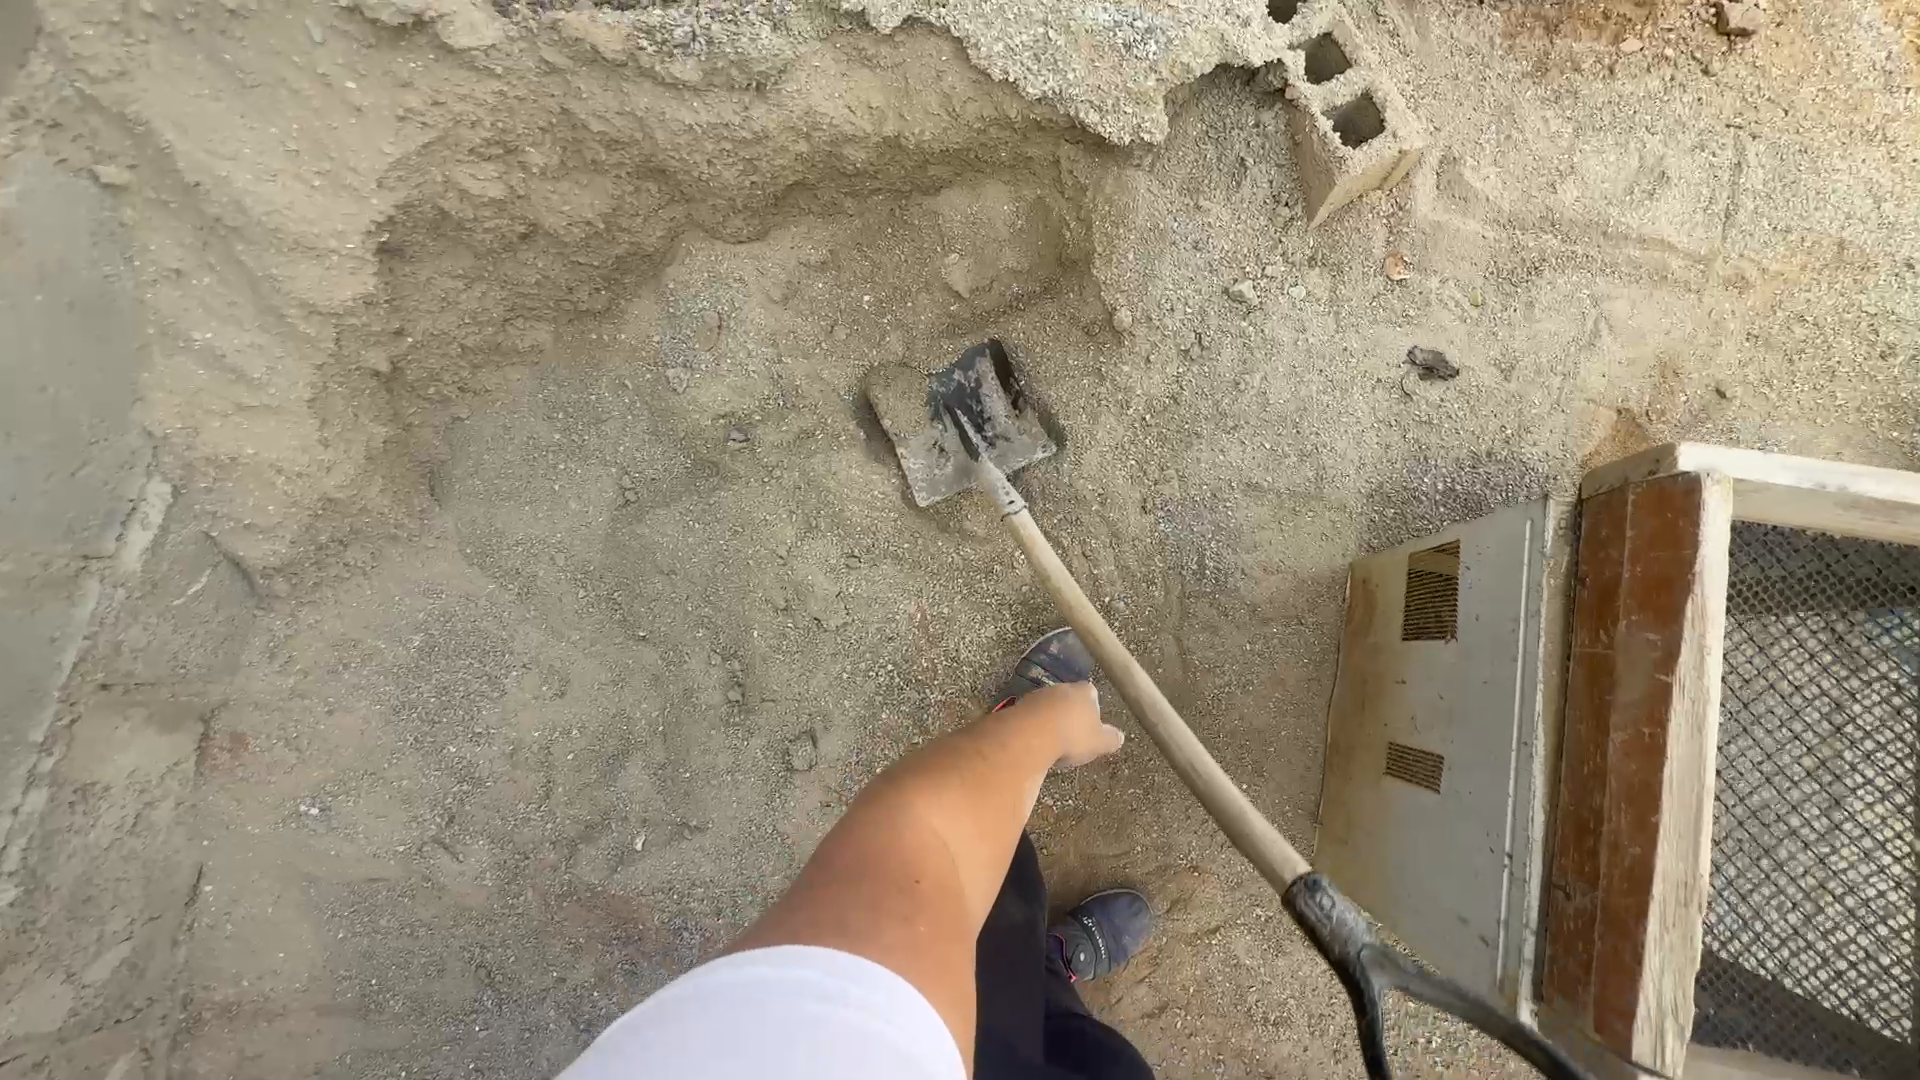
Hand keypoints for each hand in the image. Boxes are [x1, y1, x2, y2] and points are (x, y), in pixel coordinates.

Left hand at [1000, 681, 1123, 768]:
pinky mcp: (1019, 707)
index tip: (1092, 724)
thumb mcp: (1100, 742)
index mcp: (1084, 692)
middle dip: (1069, 713)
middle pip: (1068, 697)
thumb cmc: (1072, 736)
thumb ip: (1111, 738)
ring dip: (1050, 719)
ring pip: (1048, 705)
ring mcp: (1038, 695)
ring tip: (1053, 742)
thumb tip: (1119, 737)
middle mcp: (1061, 687)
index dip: (1092, 708)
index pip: (1091, 693)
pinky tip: (1036, 742)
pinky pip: (1031, 716)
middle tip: (1072, 734)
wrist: (1031, 734)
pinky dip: (1034, 726)